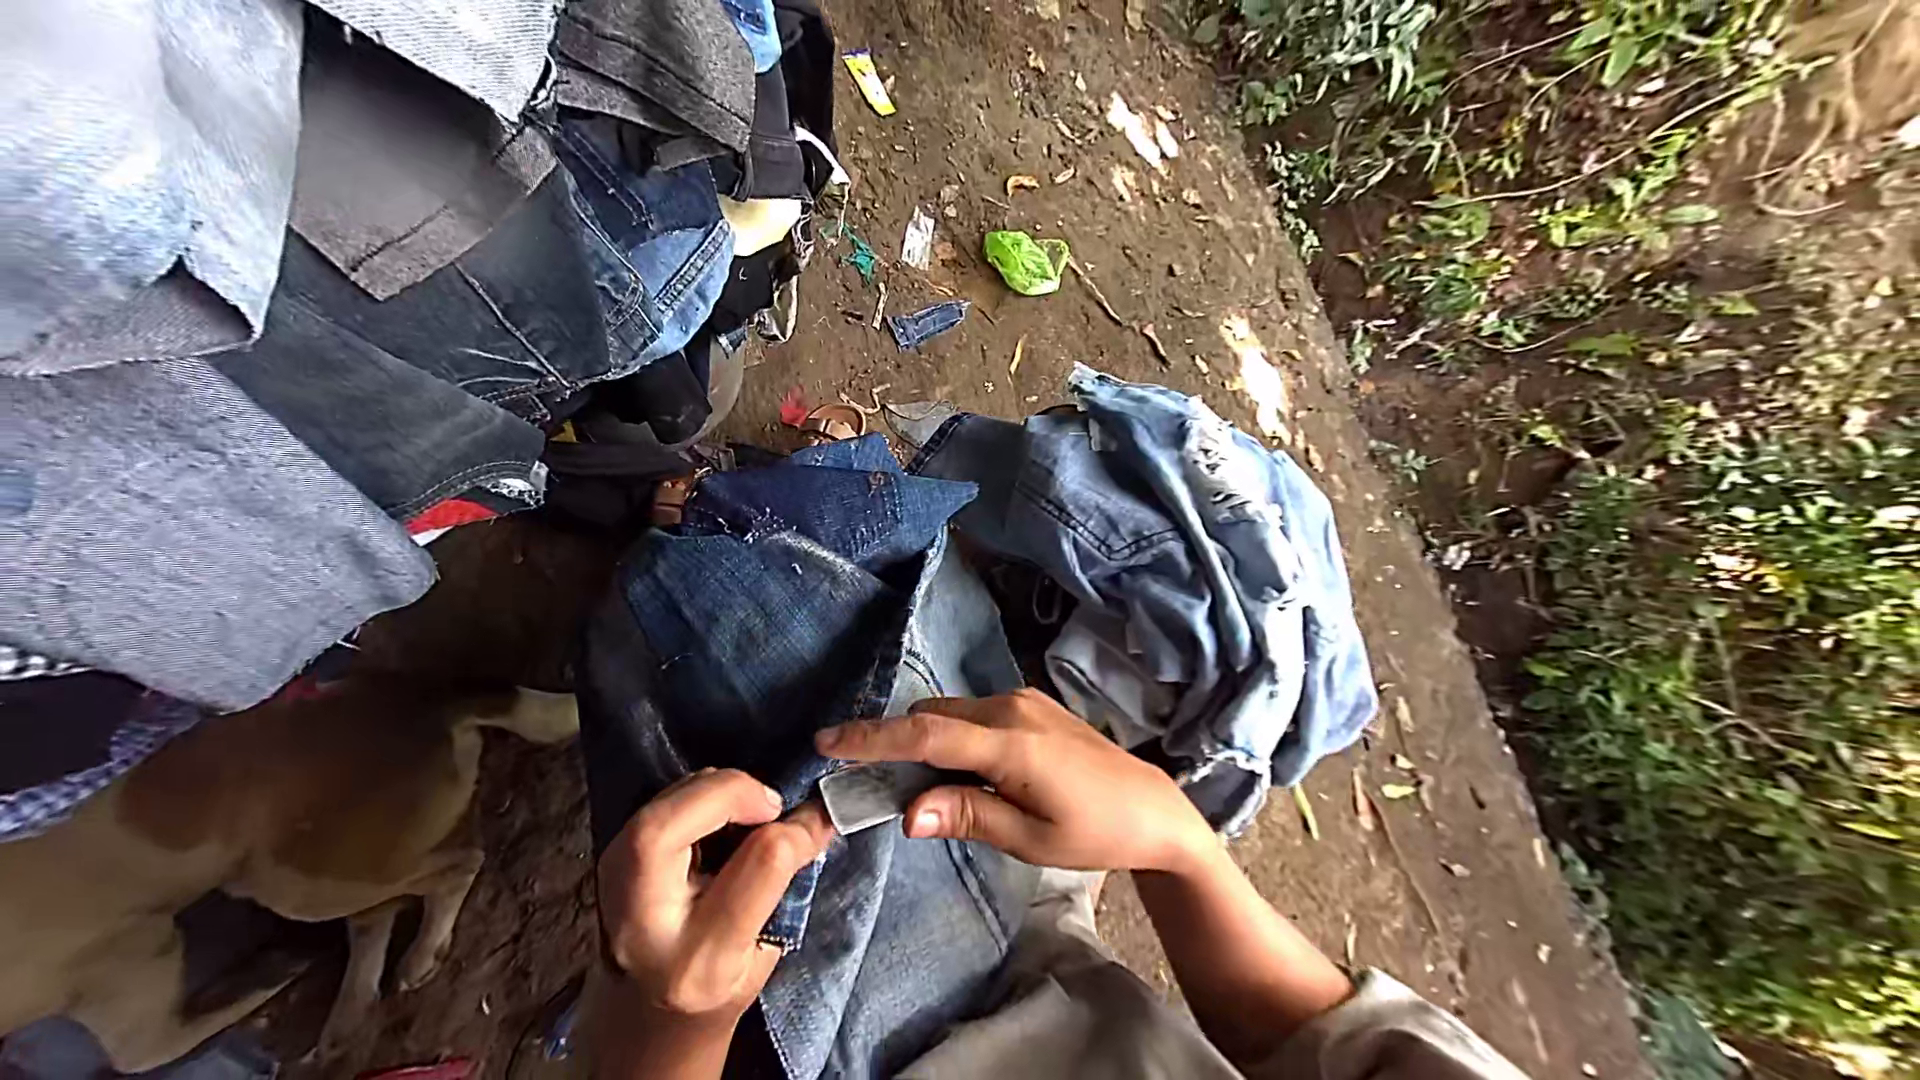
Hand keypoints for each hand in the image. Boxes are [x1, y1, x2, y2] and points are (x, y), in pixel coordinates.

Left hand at [596, 769, 833, 1034]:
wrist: (648, 1017)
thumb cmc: (723, 984)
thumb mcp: (770, 947)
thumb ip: (791, 879)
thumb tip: (820, 811)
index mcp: (702, 959)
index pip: (759, 864)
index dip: (794, 829)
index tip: (814, 817)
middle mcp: (644, 927)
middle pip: (664, 830)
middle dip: (728, 791)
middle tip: (769, 801)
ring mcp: (611, 893)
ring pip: (656, 810)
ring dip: (713, 788)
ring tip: (745, 807)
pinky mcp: (607, 865)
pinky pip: (654, 806)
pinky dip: (695, 792)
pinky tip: (718, 811)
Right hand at [815, 689, 1216, 874]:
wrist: (1153, 806)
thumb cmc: (1095, 832)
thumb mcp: (1031, 838)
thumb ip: (968, 815)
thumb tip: (907, 812)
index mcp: (1012, 744)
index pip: (927, 735)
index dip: (873, 738)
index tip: (828, 741)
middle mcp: (1012, 707)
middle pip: (933, 716)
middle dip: (897, 743)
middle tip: (876, 785)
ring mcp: (1023, 699)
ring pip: (951, 711)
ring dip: (928, 740)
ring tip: (929, 786)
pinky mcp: (1031, 702)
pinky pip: (974, 711)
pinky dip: (954, 734)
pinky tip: (967, 769)